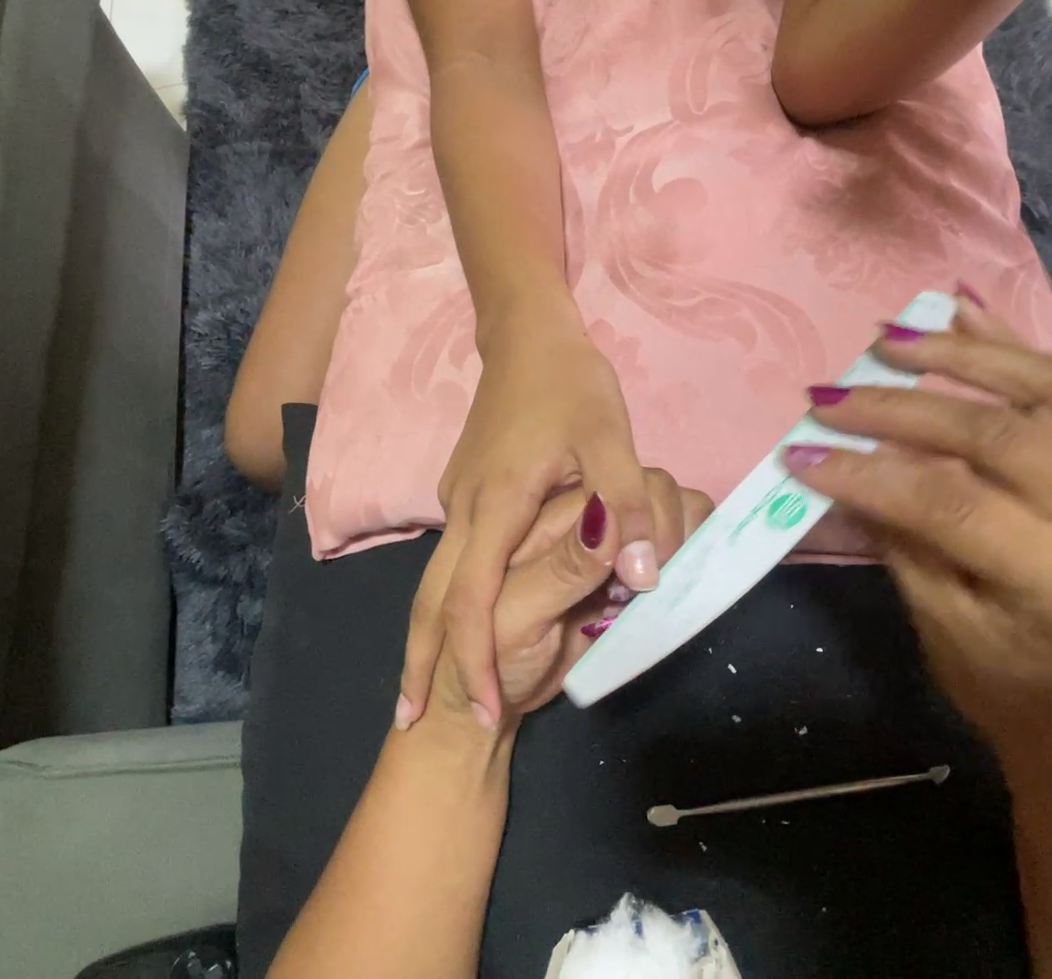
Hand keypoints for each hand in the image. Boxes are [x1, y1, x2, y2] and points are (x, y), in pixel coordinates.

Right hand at [401, 323, 659, 727]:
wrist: (526, 333)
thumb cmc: (568, 384)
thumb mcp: (609, 438)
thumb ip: (625, 506)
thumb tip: (644, 578)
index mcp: (494, 504)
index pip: (469, 597)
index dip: (471, 658)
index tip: (480, 710)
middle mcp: (463, 510)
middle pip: (428, 597)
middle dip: (420, 661)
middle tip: (407, 719)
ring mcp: (457, 499)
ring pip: (436, 578)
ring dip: (430, 633)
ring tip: (427, 684)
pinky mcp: (465, 490)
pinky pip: (452, 557)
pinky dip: (448, 599)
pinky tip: (460, 617)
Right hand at [785, 296, 1051, 762]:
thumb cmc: (1003, 682)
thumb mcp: (936, 621)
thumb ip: (897, 532)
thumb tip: (842, 458)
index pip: (952, 502)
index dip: (868, 470)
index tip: (801, 450)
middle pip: (998, 435)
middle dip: (900, 408)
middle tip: (828, 395)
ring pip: (1051, 390)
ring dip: (962, 354)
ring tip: (891, 339)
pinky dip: (1016, 348)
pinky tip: (964, 312)